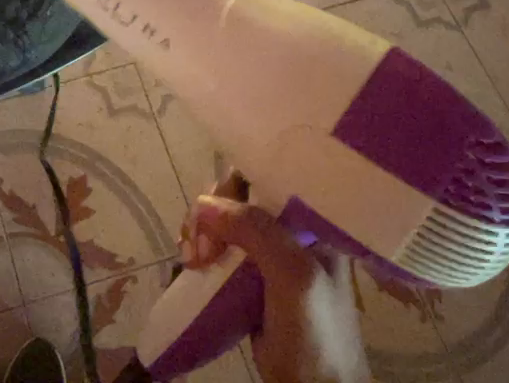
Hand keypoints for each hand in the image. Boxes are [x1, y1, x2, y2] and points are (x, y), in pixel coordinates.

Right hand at [178, 177, 369, 382]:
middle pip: (237, 195)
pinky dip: (198, 249)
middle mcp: (290, 229)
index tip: (214, 209)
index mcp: (311, 220)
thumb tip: (204, 204)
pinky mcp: (248, 276)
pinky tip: (191, 265)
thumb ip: (256, 232)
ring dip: (199, 232)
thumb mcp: (294, 277)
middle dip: (210, 213)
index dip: (234, 183)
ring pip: (222, 220)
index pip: (267, 173)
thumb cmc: (317, 335)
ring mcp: (268, 253)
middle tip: (199, 246)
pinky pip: (216, 246)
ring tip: (193, 262)